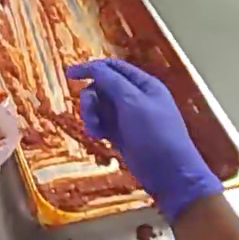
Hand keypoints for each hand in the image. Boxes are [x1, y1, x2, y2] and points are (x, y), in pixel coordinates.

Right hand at [69, 58, 222, 221]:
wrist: (169, 173)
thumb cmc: (155, 133)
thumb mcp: (132, 102)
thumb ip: (111, 81)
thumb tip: (92, 66)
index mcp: (143, 84)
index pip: (112, 67)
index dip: (91, 68)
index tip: (69, 75)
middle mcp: (135, 97)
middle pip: (102, 87)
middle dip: (91, 98)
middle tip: (90, 112)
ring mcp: (128, 116)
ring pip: (99, 106)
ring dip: (92, 115)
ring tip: (95, 130)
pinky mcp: (121, 134)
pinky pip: (102, 123)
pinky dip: (96, 127)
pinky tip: (98, 137)